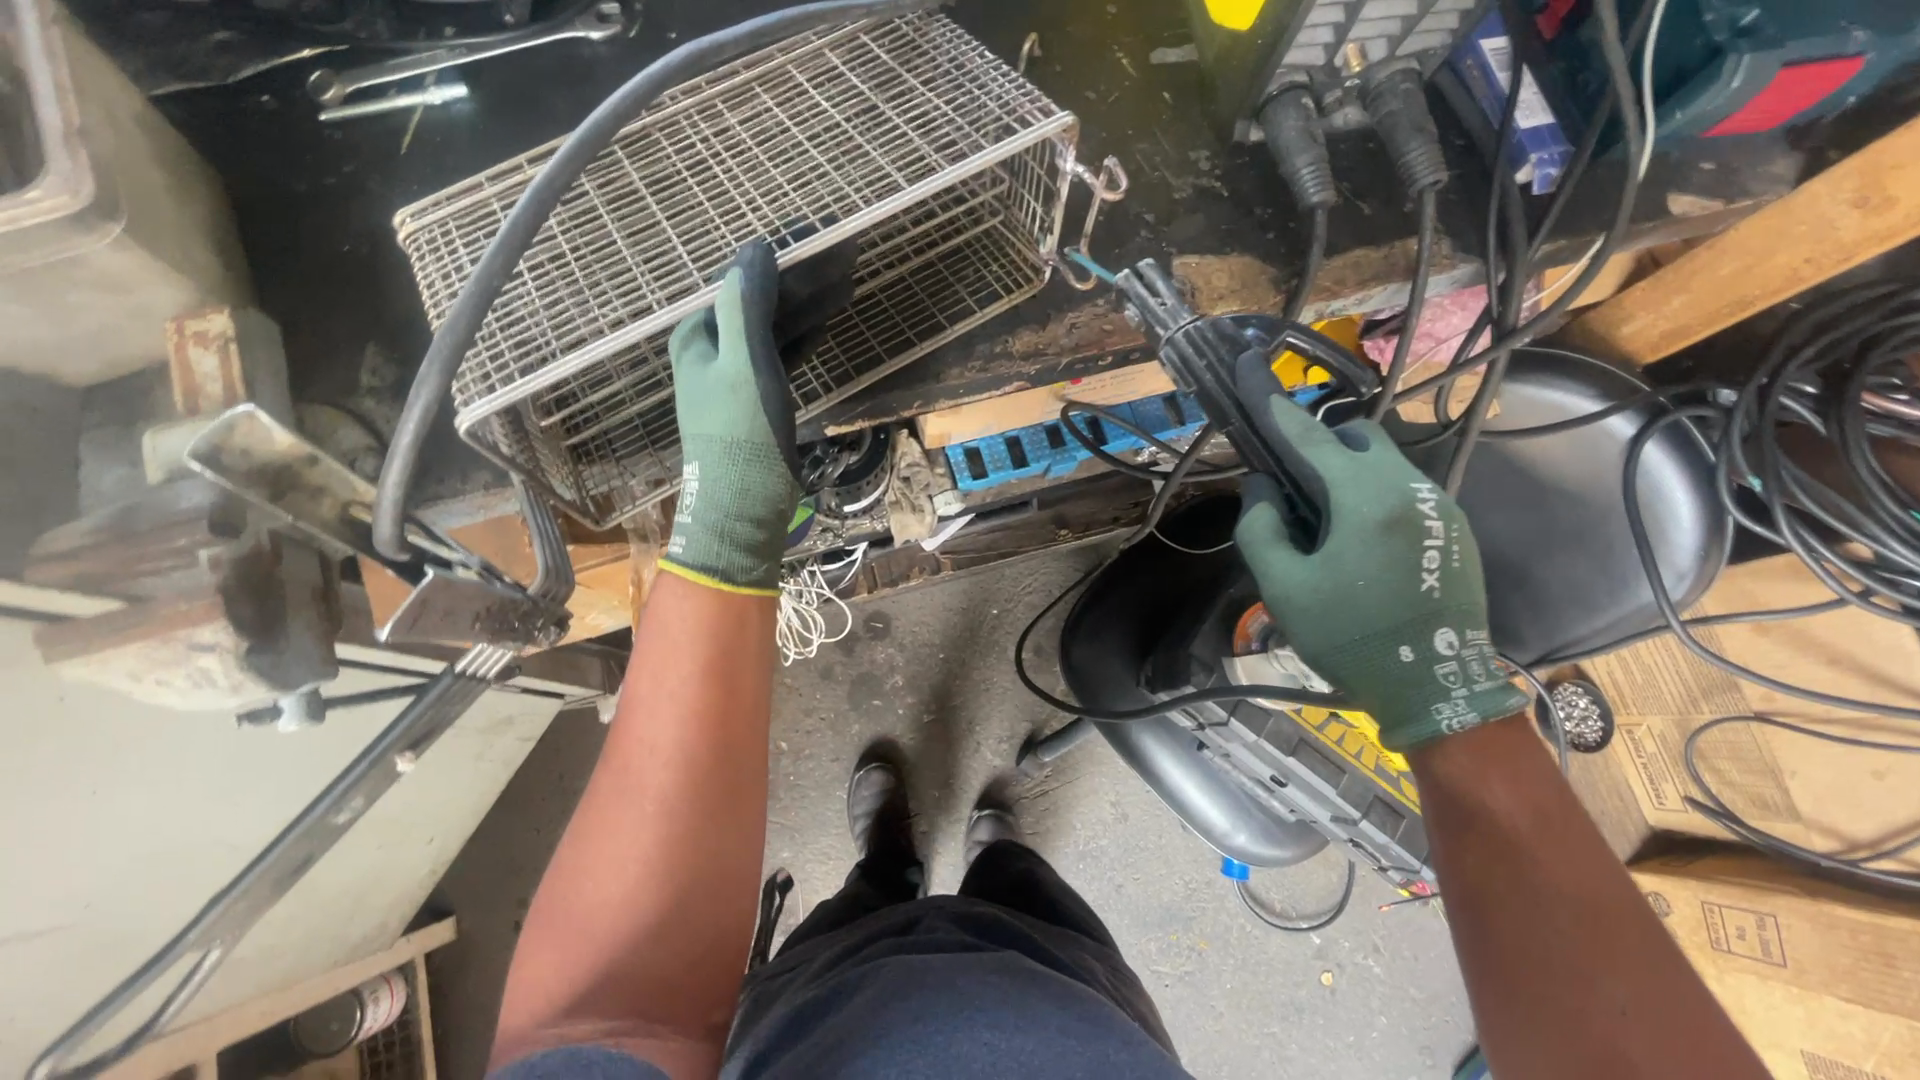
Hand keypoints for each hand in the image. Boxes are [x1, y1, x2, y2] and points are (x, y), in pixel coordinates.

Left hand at [661, 240, 827, 594]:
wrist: (743, 508)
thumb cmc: (741, 434)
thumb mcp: (743, 363)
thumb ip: (745, 303)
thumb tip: (756, 247)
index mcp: (698, 336)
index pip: (741, 280)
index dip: (782, 258)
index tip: (822, 237)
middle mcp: (711, 352)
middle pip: (758, 302)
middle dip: (798, 280)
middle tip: (844, 255)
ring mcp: (734, 378)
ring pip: (772, 328)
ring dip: (805, 306)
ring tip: (845, 282)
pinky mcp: (756, 402)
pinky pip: (780, 355)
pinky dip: (801, 338)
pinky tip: (825, 325)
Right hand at [1229, 352, 1525, 749]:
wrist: (1435, 689)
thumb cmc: (1351, 639)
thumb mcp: (1284, 589)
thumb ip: (1262, 529)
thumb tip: (1260, 487)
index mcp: (1366, 498)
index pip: (1311, 438)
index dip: (1277, 409)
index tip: (1256, 379)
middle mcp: (1410, 489)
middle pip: (1359, 437)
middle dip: (1321, 441)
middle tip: (1289, 473)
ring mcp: (1440, 508)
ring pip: (1386, 463)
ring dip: (1348, 471)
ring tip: (1320, 514)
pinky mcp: (1453, 531)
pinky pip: (1405, 491)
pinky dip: (1372, 494)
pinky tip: (1356, 537)